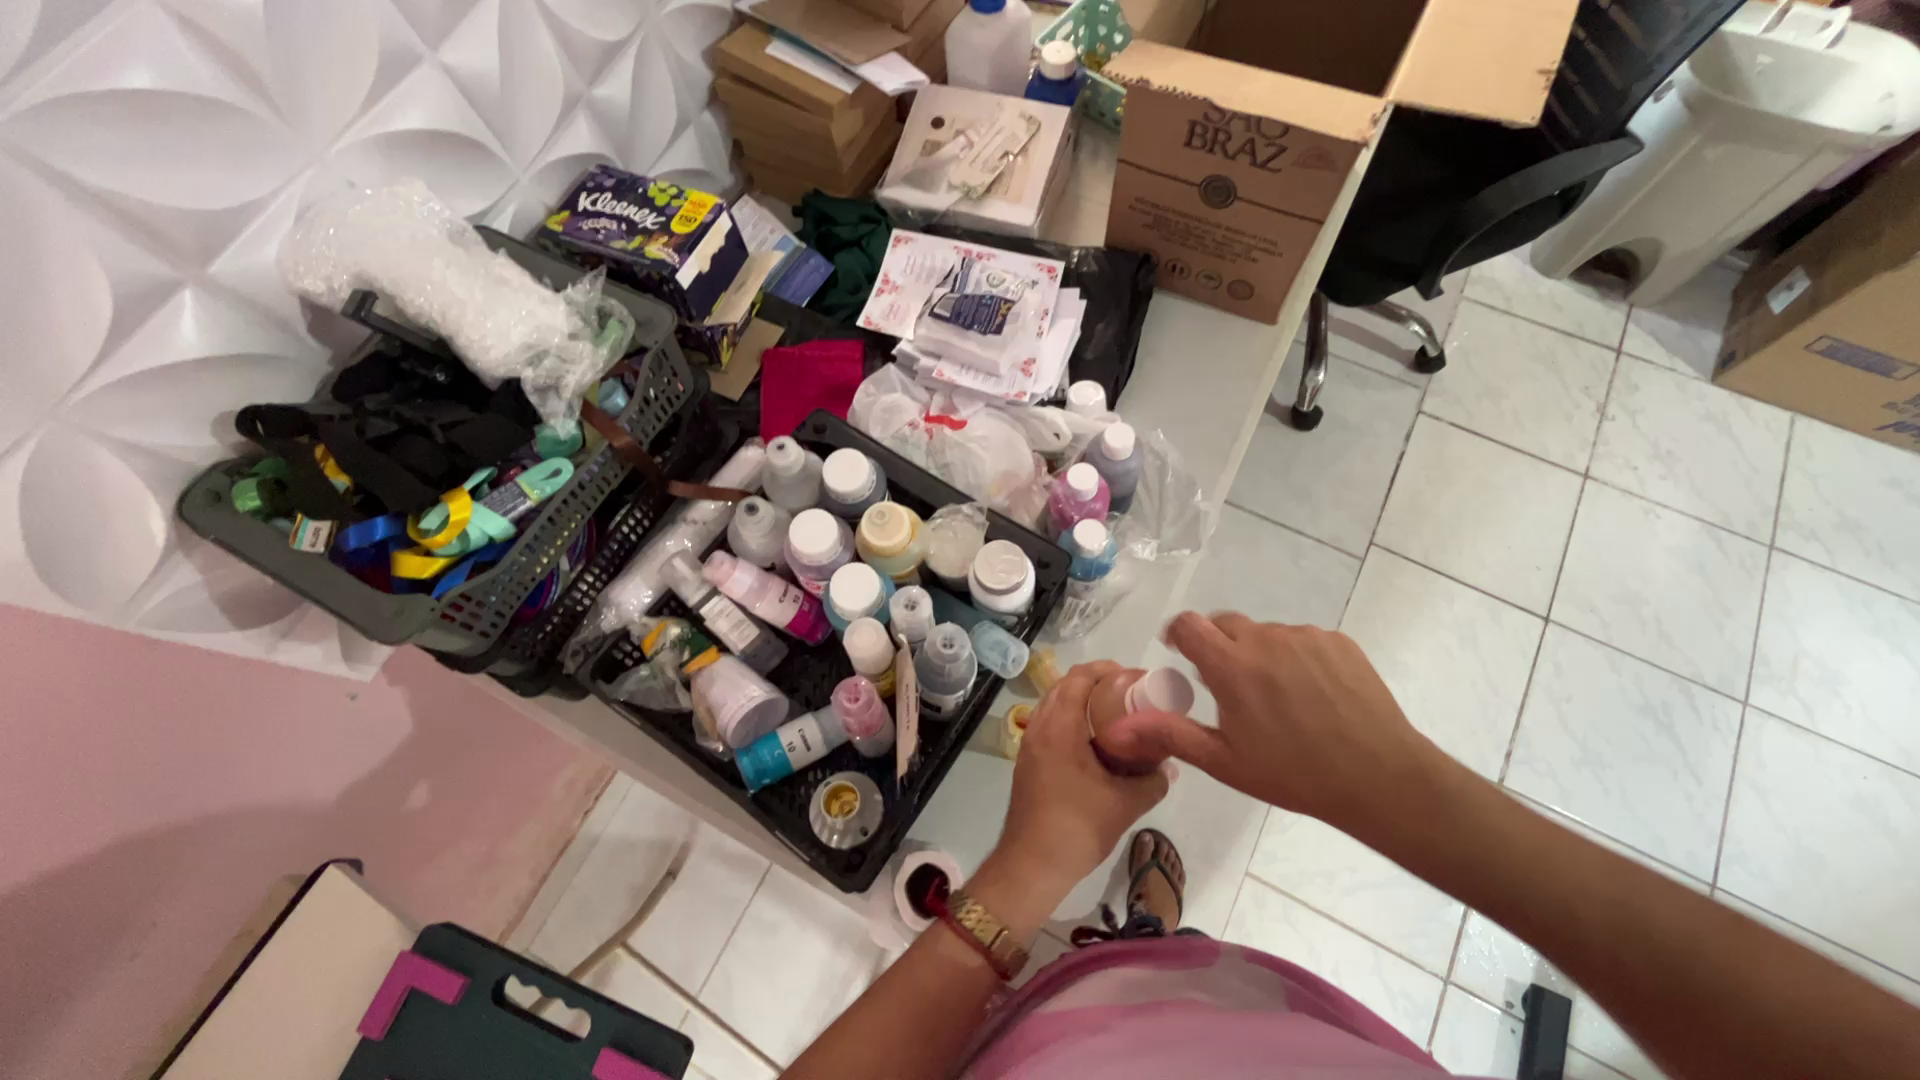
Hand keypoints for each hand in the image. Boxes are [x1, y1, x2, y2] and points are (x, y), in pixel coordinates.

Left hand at [991, 661, 1173, 900]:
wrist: (1032, 865)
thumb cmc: (1077, 828)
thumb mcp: (1126, 804)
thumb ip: (1153, 780)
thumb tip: (1170, 765)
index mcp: (1059, 727)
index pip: (1078, 678)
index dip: (1106, 671)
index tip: (1135, 678)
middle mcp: (1039, 728)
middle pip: (1065, 687)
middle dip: (1096, 684)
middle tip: (1130, 694)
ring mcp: (1030, 746)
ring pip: (1055, 708)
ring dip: (1082, 703)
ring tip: (1116, 717)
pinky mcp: (1028, 763)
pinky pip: (1050, 727)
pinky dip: (1072, 723)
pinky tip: (1096, 744)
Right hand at [1102, 613, 1451, 831]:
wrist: (1380, 777)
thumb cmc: (1293, 773)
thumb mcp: (1224, 761)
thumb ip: (1169, 733)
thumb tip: (1117, 728)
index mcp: (1232, 665)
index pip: (1189, 624)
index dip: (1178, 634)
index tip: (1180, 654)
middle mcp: (1266, 639)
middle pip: (1226, 623)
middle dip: (1218, 645)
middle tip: (1226, 684)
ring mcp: (1305, 637)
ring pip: (1266, 633)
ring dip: (1258, 652)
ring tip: (1275, 697)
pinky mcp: (1338, 642)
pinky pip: (1302, 639)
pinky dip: (1294, 657)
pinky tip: (1310, 694)